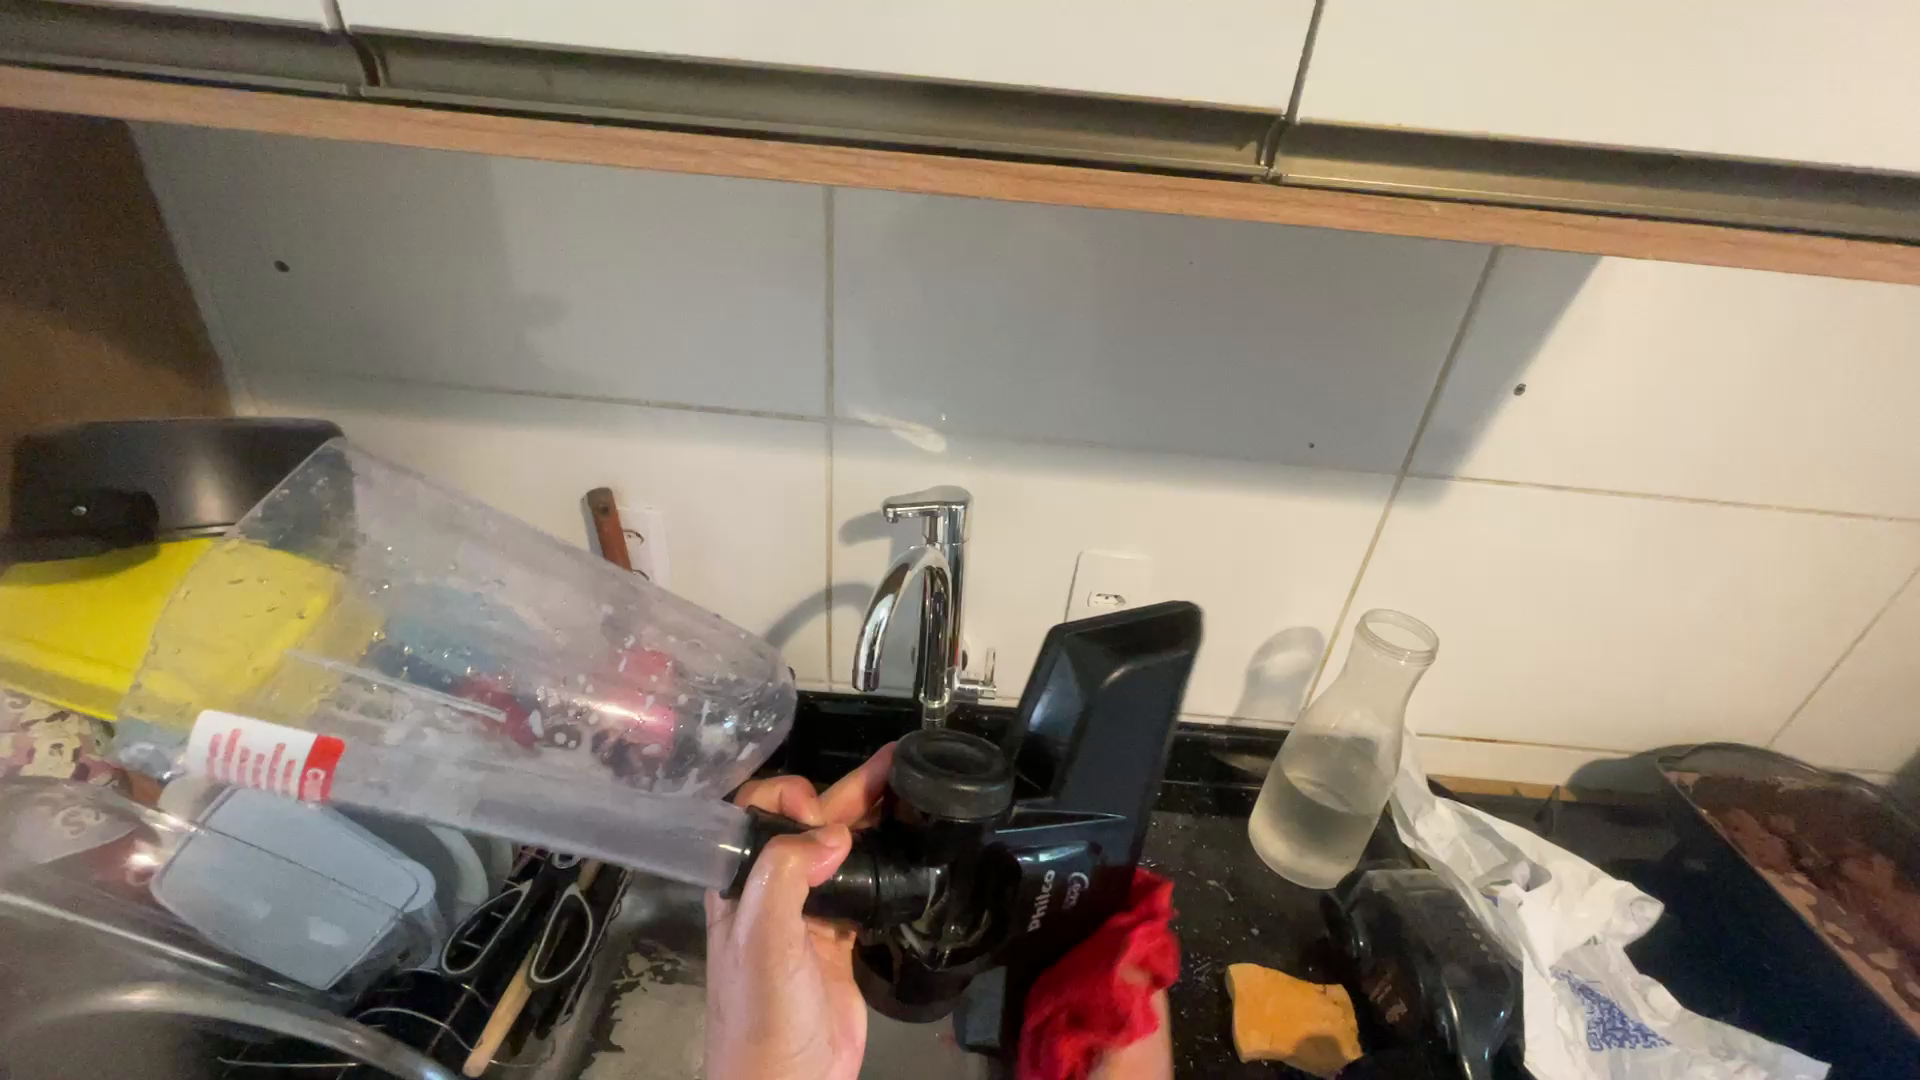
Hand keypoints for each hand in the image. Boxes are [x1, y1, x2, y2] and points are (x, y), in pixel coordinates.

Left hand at [704, 744, 894, 1079]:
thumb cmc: (764, 1014)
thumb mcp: (760, 941)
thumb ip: (784, 876)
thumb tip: (835, 834)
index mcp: (741, 881)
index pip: (758, 812)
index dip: (789, 798)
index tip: (820, 812)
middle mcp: (774, 886)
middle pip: (810, 822)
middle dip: (850, 789)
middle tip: (895, 761)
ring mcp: (810, 908)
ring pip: (843, 846)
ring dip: (874, 814)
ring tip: (912, 784)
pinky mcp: (841, 932)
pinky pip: (866, 880)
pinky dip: (887, 855)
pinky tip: (913, 839)